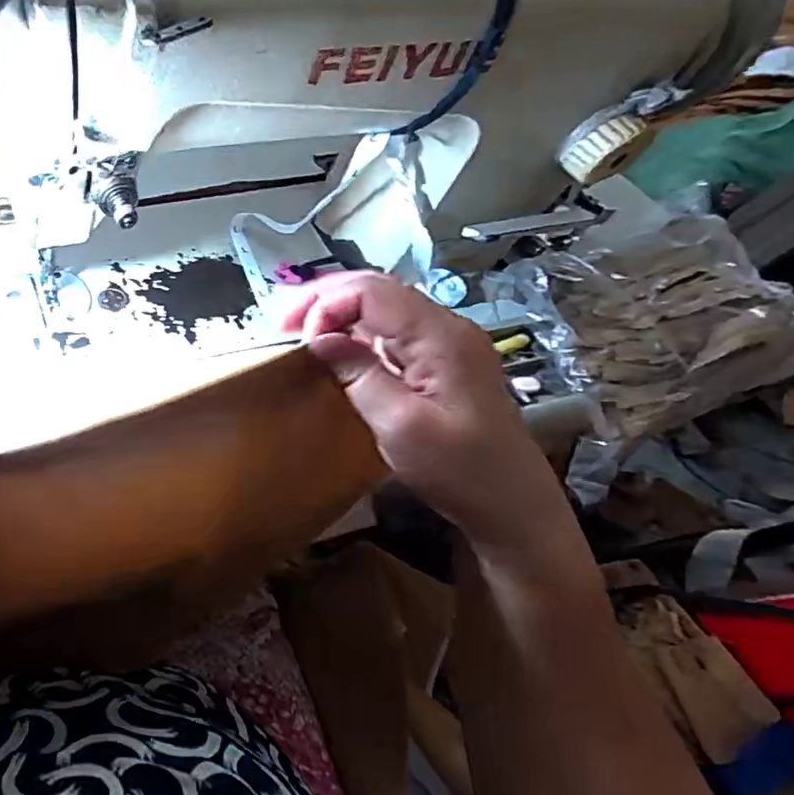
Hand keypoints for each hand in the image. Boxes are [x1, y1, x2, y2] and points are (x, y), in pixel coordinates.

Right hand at [284, 273, 565, 541]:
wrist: (511, 505)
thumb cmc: (458, 470)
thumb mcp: (400, 426)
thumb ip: (357, 375)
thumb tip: (318, 340)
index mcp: (440, 336)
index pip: (372, 292)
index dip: (326, 305)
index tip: (297, 340)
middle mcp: (445, 328)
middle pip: (377, 290)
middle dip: (325, 298)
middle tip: (282, 322)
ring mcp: (445, 344)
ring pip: (382, 308)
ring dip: (337, 312)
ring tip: (298, 330)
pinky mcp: (440, 363)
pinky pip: (390, 333)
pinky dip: (355, 333)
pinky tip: (333, 348)